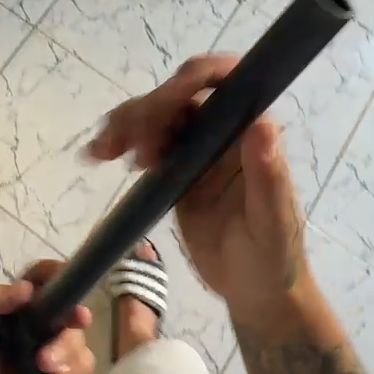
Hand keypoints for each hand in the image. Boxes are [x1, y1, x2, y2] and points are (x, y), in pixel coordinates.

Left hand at [0, 260, 94, 373]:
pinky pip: (84, 363)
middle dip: (72, 312)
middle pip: (65, 306)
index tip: (67, 275)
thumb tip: (26, 287)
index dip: (55, 272)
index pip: (39, 279)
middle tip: (77, 319)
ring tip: (46, 367)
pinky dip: (75, 366)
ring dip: (66, 347)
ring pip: (76, 335)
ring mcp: (52, 352)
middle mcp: (36, 326)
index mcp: (14, 311)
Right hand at [89, 56, 310, 329]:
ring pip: (157, 113)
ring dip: (127, 122)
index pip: (223, 81)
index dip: (190, 80)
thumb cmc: (274, 257)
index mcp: (251, 132)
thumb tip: (262, 124)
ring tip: (102, 150)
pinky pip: (145, 140)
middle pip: (180, 94)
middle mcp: (224, 129)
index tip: (162, 103)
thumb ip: (268, 175)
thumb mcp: (272, 220)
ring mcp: (198, 146)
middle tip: (127, 148)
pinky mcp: (175, 167)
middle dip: (149, 110)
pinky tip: (99, 153)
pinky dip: (120, 140)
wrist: (255, 293)